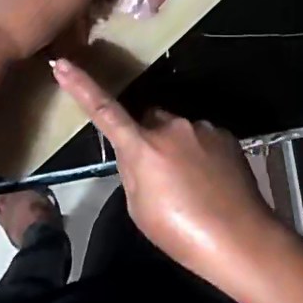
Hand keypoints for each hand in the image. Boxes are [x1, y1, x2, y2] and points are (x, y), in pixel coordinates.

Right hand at [50, 59, 284, 283]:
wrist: (241, 238)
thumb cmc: (181, 233)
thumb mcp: (140, 209)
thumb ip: (132, 173)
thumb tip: (134, 155)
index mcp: (143, 146)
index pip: (104, 110)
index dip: (80, 86)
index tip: (61, 64)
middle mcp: (171, 127)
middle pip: (148, 121)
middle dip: (146, 138)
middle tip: (155, 175)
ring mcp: (201, 128)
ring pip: (176, 130)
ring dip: (175, 148)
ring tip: (189, 186)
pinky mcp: (225, 134)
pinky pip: (200, 137)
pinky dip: (198, 153)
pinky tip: (209, 181)